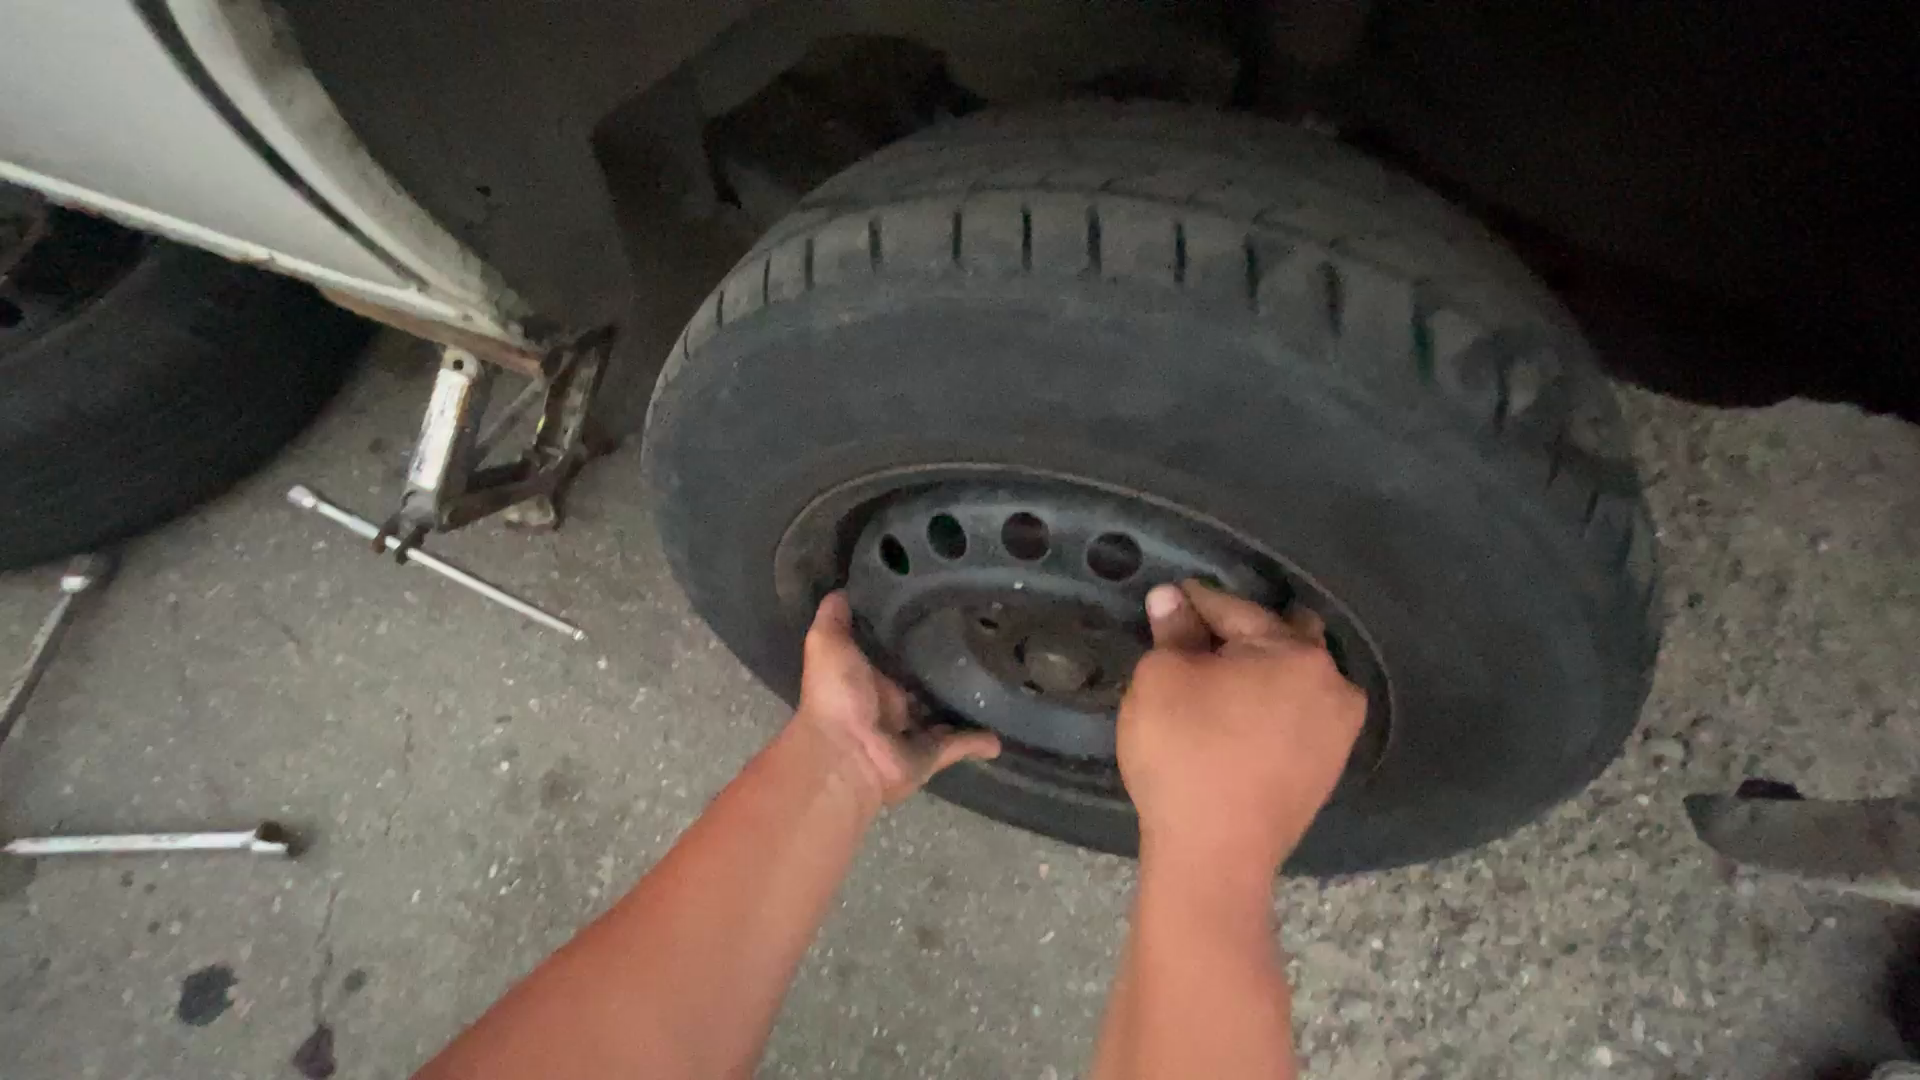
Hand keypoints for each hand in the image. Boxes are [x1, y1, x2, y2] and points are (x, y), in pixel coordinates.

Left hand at [792, 592, 1001, 805]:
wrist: (846, 755)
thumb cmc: (836, 696)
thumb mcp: (828, 644)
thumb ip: (834, 618)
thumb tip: (841, 589)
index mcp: (868, 679)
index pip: (894, 655)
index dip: (910, 638)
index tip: (937, 614)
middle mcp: (890, 705)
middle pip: (922, 685)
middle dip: (943, 670)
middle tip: (979, 642)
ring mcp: (912, 732)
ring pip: (944, 715)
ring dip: (966, 705)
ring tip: (997, 682)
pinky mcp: (931, 755)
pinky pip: (961, 745)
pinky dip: (980, 741)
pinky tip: (1000, 733)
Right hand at [1118, 580, 1365, 874]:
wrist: (1214, 854)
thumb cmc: (1184, 752)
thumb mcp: (1162, 678)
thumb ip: (1172, 631)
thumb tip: (1170, 597)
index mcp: (1295, 653)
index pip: (1234, 610)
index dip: (1194, 602)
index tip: (1170, 597)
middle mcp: (1332, 684)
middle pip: (1279, 637)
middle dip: (1240, 631)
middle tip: (1199, 634)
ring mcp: (1337, 730)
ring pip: (1294, 676)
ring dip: (1259, 668)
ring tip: (1219, 672)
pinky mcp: (1328, 766)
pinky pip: (1298, 713)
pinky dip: (1270, 703)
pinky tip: (1242, 711)